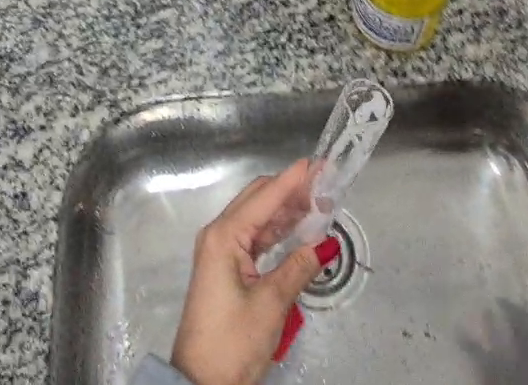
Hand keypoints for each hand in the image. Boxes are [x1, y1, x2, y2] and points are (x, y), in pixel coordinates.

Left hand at [170, 160, 332, 384]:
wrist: (202, 383)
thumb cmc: (233, 340)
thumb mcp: (272, 302)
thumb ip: (299, 267)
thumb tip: (325, 243)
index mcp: (224, 235)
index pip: (264, 196)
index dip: (293, 179)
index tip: (320, 163)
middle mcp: (219, 234)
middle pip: (259, 200)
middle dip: (292, 190)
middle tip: (326, 185)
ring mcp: (221, 251)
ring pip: (259, 218)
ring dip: (287, 210)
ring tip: (320, 203)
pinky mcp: (227, 268)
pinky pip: (256, 237)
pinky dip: (279, 230)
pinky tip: (300, 228)